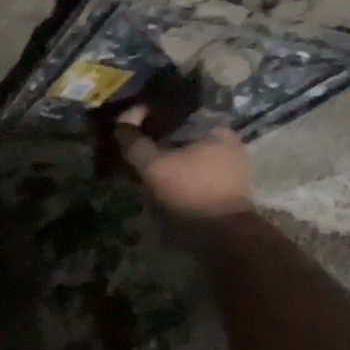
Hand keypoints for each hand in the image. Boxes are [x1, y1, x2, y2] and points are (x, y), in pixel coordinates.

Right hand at [113, 107, 253, 220]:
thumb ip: (134, 142)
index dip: (148, 115)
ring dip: (162, 159)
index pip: (175, 111)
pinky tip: (155, 182)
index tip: (128, 124)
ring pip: (185, 155)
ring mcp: (228, 168)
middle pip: (180, 134)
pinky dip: (173, 174)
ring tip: (139, 166)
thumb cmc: (190, 192)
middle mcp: (227, 143)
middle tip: (131, 145)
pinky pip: (191, 173)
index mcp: (216, 128)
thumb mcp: (153, 165)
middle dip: (155, 139)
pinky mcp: (224, 190)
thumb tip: (120, 125)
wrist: (223, 239)